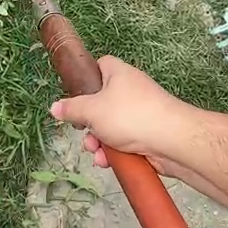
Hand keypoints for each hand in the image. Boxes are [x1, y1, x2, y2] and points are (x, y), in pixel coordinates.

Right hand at [49, 56, 205, 182]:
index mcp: (118, 73)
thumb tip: (55, 107)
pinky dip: (114, 151)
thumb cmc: (130, 116)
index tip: (76, 95)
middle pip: (100, 102)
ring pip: (110, 125)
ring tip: (97, 152)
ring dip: (99, 141)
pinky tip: (108, 161)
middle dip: (89, 123)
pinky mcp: (147, 134)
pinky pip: (124, 140)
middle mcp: (130, 89)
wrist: (172, 141)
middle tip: (85, 133)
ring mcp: (140, 112)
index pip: (99, 66)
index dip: (86, 80)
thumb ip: (71, 109)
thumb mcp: (92, 110)